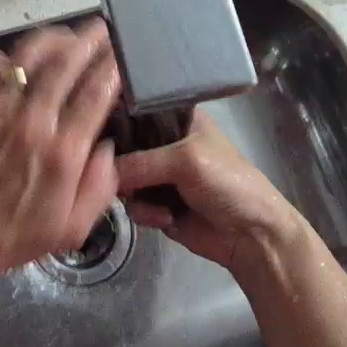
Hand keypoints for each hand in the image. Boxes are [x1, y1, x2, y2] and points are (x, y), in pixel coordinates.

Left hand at [0, 20, 122, 284]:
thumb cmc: (17, 234)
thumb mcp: (74, 227)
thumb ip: (100, 185)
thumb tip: (109, 145)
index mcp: (62, 152)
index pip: (94, 94)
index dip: (112, 67)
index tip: (122, 55)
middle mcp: (31, 122)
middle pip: (65, 64)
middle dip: (88, 41)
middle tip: (102, 30)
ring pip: (27, 56)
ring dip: (52, 38)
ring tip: (67, 35)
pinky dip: (2, 54)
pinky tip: (15, 59)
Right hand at [116, 110, 305, 276]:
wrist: (253, 236)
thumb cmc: (228, 183)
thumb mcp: (186, 160)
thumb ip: (141, 161)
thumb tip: (100, 170)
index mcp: (176, 119)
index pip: (135, 110)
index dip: (114, 119)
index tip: (93, 130)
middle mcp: (164, 144)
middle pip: (123, 147)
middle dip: (117, 163)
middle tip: (112, 174)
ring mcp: (159, 176)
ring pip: (122, 179)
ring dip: (135, 195)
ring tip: (158, 206)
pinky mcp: (156, 206)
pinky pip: (133, 205)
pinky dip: (145, 213)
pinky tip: (166, 219)